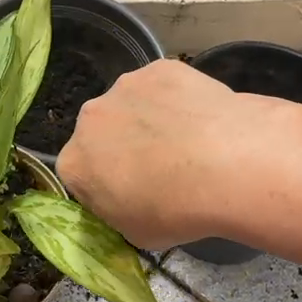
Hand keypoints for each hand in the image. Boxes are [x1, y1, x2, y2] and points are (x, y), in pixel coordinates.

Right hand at [57, 59, 245, 249]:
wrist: (227, 167)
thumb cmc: (176, 211)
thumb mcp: (135, 233)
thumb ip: (116, 210)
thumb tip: (124, 197)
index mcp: (74, 163)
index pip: (80, 174)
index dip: (105, 184)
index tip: (131, 194)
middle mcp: (89, 118)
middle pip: (102, 132)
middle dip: (124, 146)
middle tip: (162, 168)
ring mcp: (125, 87)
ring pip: (133, 105)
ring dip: (151, 120)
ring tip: (190, 143)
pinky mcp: (161, 68)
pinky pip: (165, 87)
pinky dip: (179, 100)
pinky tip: (204, 121)